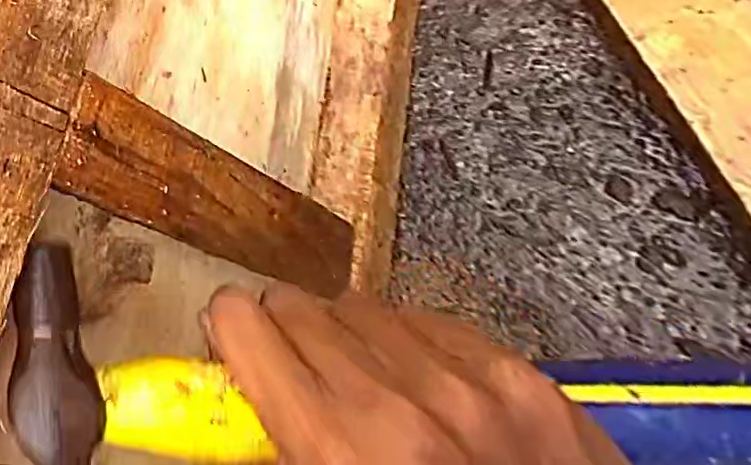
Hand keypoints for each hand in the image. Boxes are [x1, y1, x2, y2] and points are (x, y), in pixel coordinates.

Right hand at [204, 288, 626, 464]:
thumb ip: (267, 443)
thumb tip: (224, 384)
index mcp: (334, 448)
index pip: (238, 315)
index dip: (235, 335)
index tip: (245, 354)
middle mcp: (397, 406)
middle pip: (293, 302)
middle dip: (292, 339)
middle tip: (312, 384)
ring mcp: (468, 387)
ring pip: (355, 305)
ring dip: (353, 342)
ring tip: (382, 394)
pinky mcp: (525, 382)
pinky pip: (425, 319)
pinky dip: (415, 349)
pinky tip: (436, 398)